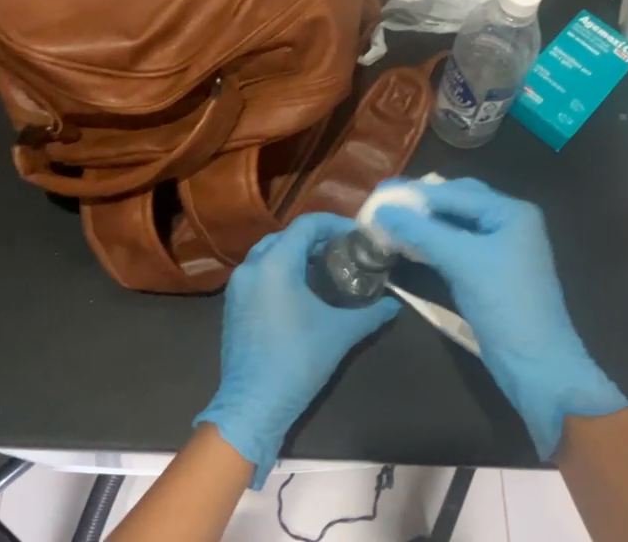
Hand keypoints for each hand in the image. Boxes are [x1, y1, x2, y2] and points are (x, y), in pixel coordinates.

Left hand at [194, 214, 399, 486]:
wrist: (253, 404)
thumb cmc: (298, 360)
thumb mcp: (340, 333)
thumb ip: (370, 313)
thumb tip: (394, 304)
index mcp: (275, 263)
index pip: (306, 225)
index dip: (334, 224)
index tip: (357, 235)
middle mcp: (251, 266)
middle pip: (286, 236)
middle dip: (315, 239)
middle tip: (344, 251)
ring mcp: (237, 287)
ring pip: (269, 254)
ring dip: (296, 255)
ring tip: (326, 268)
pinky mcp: (233, 305)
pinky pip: (259, 274)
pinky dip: (280, 272)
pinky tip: (302, 291)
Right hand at [370, 176, 627, 458]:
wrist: (536, 365)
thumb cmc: (505, 305)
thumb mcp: (462, 262)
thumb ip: (421, 232)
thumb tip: (382, 211)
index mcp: (511, 212)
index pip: (455, 193)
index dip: (416, 194)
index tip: (380, 193)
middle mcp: (508, 223)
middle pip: (456, 204)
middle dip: (420, 205)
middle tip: (384, 204)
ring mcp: (501, 249)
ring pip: (454, 226)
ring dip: (424, 225)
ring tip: (389, 221)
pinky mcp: (490, 273)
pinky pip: (456, 247)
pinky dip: (432, 244)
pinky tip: (408, 245)